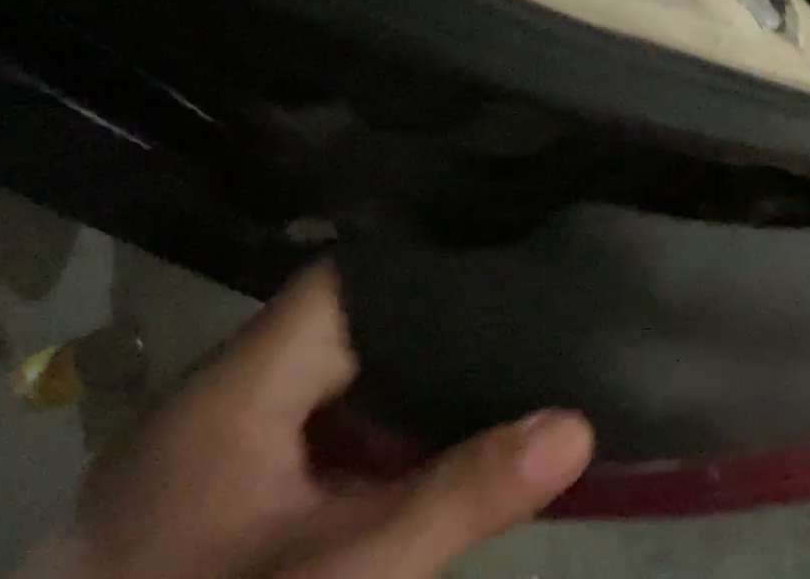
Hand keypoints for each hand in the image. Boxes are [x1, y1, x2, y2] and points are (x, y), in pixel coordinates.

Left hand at [14, 263, 593, 578]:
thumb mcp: (341, 572)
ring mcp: (230, 454)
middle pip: (355, 327)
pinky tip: (453, 437)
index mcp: (240, 389)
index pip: (349, 283)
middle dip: (448, 322)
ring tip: (520, 358)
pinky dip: (396, 425)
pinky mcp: (238, 497)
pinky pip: (336, 430)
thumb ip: (457, 498)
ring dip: (425, 377)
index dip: (435, 265)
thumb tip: (580, 426)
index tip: (520, 262)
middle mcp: (230, 402)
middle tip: (543, 311)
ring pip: (348, 381)